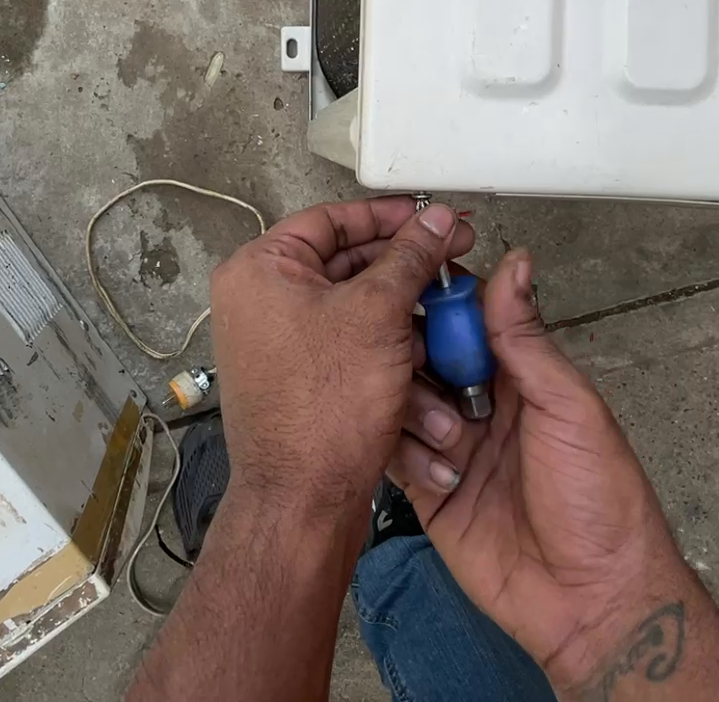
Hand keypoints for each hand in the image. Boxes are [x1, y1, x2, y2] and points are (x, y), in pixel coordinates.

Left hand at [207, 197, 475, 521]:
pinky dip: (392, 356)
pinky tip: (433, 369)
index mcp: (261, 270)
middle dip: (410, 276)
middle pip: (350, 267)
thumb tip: (439, 215)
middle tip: (457, 263)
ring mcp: (282, 342)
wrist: (304, 504)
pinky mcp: (304, 378)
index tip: (433, 216)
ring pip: (359, 313)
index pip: (331, 221)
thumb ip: (410, 256)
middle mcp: (263, 301)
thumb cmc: (327, 402)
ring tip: (455, 321)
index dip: (387, 216)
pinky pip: (354, 349)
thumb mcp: (377, 314)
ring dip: (410, 322)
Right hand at [386, 250, 701, 694]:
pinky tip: (436, 470)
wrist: (589, 603)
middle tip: (416, 361)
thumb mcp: (568, 407)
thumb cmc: (596, 496)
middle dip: (414, 352)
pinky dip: (402, 449)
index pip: (466, 317)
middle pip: (423, 352)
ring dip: (414, 408)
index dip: (439, 298)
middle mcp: (475, 400)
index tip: (409, 281)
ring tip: (452, 439)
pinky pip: (391, 449)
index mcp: (515, 374)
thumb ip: (527, 338)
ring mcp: (447, 442)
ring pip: (400, 396)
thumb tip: (517, 259)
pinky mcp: (424, 485)